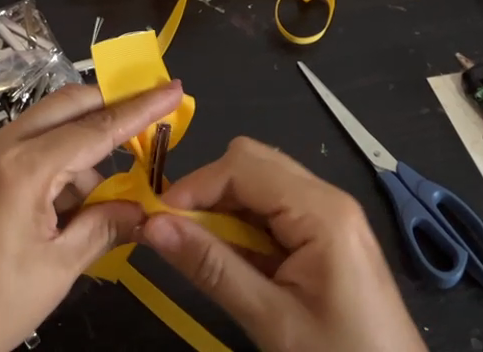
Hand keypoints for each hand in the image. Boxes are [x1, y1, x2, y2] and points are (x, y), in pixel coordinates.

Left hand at [0, 81, 183, 351]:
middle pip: (65, 105)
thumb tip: (143, 210)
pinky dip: (51, 159)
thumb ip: (103, 228)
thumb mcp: (56, 271)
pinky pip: (20, 146)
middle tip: (149, 116)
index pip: (94, 128)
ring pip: (42, 125)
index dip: (138, 110)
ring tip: (106, 193)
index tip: (172, 88)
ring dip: (79, 142)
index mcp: (23, 168)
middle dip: (108, 106)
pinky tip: (66, 200)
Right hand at [140, 137, 424, 351]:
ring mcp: (331, 215)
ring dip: (225, 208)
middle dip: (209, 191)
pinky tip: (236, 262)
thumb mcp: (272, 321)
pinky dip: (245, 225)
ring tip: (205, 251)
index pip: (241, 165)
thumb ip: (212, 268)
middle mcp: (327, 198)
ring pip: (259, 182)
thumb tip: (152, 225)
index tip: (158, 219)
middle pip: (251, 162)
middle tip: (181, 234)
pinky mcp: (329, 235)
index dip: (195, 185)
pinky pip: (274, 209)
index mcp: (321, 210)